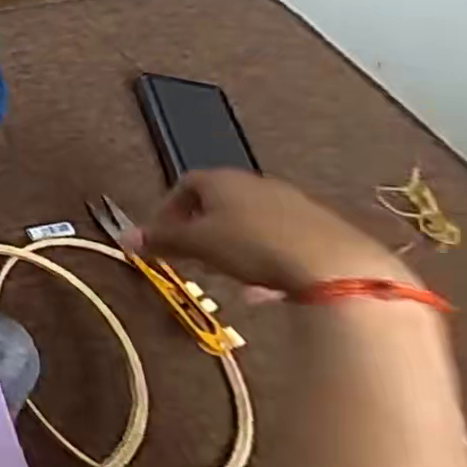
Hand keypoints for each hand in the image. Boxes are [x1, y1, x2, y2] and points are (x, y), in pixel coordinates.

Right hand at [122, 169, 413, 299]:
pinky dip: (266, 258)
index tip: (163, 237)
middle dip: (203, 230)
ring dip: (235, 246)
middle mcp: (257, 184)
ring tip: (230, 274)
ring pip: (252, 223)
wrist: (340, 269)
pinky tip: (266, 287)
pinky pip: (282, 240)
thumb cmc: (253, 245)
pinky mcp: (325, 230)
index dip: (169, 211)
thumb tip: (126, 239)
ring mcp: (295, 205)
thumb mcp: (195, 243)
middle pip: (219, 203)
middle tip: (194, 255)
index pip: (183, 185)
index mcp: (222, 179)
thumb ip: (160, 240)